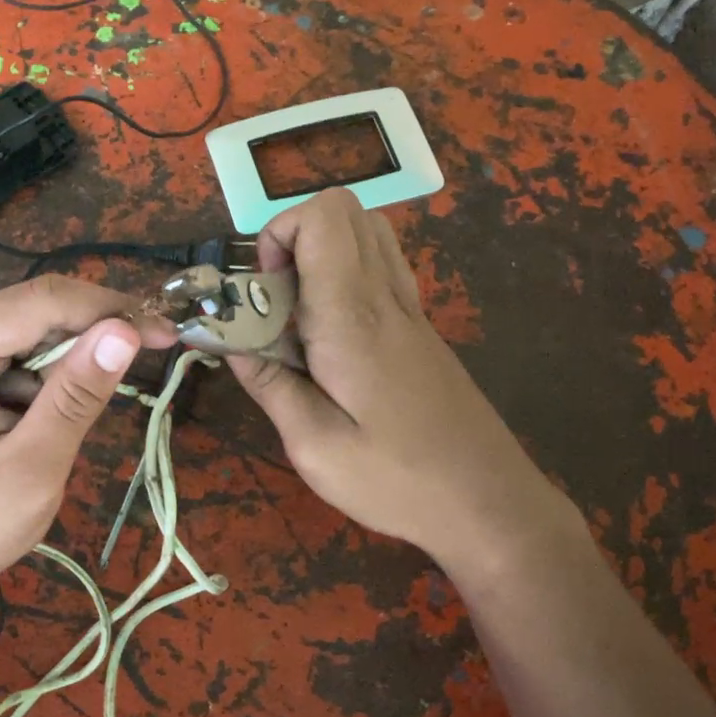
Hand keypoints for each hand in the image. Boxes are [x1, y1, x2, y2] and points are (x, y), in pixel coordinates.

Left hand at [0, 276, 174, 615]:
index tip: (165, 333)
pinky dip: (64, 369)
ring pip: (42, 323)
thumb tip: (124, 331)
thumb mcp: (32, 468)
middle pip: (41, 305)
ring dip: (84, 350)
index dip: (106, 309)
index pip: (39, 303)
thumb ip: (75, 397)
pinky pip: (32, 348)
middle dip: (100, 324)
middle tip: (159, 348)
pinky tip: (71, 403)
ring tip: (111, 388)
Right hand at [228, 190, 578, 564]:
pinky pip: (378, 269)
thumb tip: (225, 337)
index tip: (260, 292)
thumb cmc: (396, 480)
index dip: (277, 235)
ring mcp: (409, 310)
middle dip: (291, 239)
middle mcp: (386, 298)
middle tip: (272, 301)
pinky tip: (325, 339)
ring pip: (365, 233)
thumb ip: (266, 380)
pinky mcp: (418, 330)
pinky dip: (341, 280)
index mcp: (354, 317)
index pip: (323, 217)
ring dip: (317, 256)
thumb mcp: (312, 444)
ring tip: (295, 317)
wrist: (490, 506)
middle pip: (345, 210)